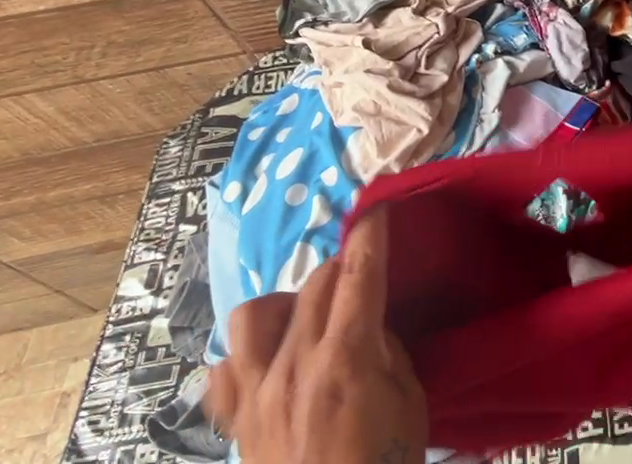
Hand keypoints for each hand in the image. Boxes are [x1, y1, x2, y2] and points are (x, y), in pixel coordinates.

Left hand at [204, 210, 427, 463]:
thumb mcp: (409, 406)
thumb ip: (387, 356)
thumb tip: (369, 326)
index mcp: (347, 360)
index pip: (359, 276)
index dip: (369, 236)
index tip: (375, 208)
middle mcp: (295, 366)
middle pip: (315, 284)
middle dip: (342, 266)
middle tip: (362, 276)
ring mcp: (257, 395)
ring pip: (255, 315)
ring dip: (287, 304)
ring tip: (308, 319)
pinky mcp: (235, 424)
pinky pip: (222, 370)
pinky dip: (244, 356)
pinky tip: (268, 364)